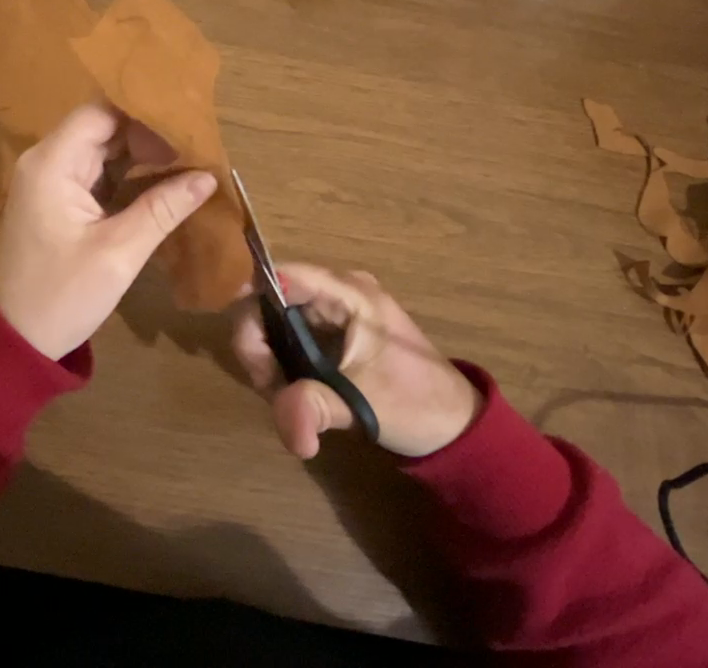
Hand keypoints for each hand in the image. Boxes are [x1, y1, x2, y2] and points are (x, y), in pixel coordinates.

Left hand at [0, 104, 218, 359]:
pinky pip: (93, 174)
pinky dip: (124, 175)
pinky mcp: (54, 202)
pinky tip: (161, 182)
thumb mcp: (119, 253)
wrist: (14, 339)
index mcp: (51, 164)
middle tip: (195, 147)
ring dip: (139, 155)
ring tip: (187, 161)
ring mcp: (47, 182)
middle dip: (147, 135)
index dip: (143, 117)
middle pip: (100, 128)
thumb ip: (162, 208)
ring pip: (99, 151)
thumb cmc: (62, 296)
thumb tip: (208, 176)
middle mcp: (45, 162)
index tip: (185, 131)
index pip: (101, 113)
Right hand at [232, 264, 483, 458]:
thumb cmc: (418, 403)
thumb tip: (288, 433)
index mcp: (348, 292)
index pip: (280, 276)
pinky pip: (285, 337)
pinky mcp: (327, 332)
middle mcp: (334, 291)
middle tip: (271, 390)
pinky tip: (295, 394)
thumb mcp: (363, 405)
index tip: (253, 357)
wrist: (454, 426)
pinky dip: (280, 364)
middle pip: (268, 300)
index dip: (253, 306)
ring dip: (267, 359)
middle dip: (259, 345)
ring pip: (272, 321)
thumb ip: (317, 409)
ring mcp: (330, 310)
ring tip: (287, 399)